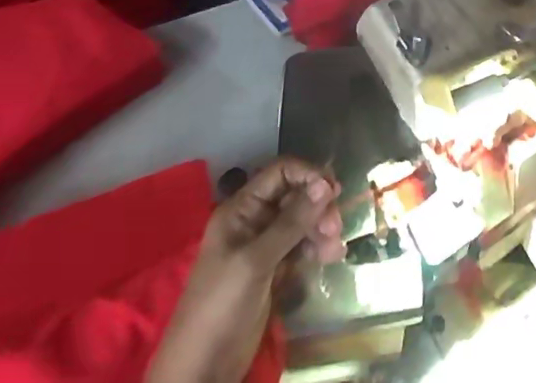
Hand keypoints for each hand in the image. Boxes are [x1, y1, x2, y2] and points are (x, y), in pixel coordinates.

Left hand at [145, 159, 344, 382]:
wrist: (201, 369)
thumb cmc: (220, 306)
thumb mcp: (255, 261)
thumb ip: (290, 222)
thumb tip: (325, 183)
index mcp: (241, 209)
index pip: (279, 172)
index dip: (307, 174)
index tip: (333, 190)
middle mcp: (254, 221)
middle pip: (294, 196)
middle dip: (317, 205)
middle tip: (334, 227)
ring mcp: (264, 247)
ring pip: (301, 222)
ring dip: (321, 228)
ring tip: (335, 247)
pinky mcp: (274, 272)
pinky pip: (301, 248)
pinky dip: (317, 248)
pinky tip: (332, 256)